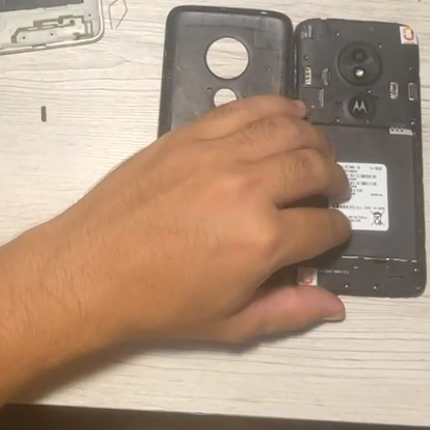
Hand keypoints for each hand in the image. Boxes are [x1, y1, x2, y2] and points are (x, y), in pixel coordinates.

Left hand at [38, 96, 351, 345]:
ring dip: (314, 140)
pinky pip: (246, 108)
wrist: (92, 270)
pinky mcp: (190, 135)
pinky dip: (276, 106)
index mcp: (262, 240)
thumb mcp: (230, 323)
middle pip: (314, 168)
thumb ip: (289, 312)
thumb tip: (334, 304)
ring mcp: (217, 155)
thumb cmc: (157, 301)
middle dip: (334, 180)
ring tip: (317, 153)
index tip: (333, 230)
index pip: (325, 225)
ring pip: (288, 130)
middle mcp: (247, 188)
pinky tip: (290, 112)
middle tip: (333, 188)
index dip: (337, 230)